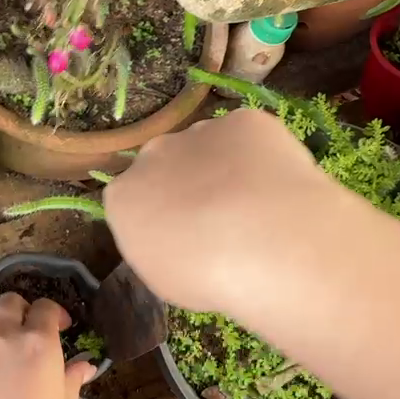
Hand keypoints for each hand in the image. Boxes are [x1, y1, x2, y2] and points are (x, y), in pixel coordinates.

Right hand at [104, 107, 361, 316]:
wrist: (267, 243)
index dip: (159, 218)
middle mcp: (151, 155)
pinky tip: (276, 185)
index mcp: (122, 196)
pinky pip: (248, 137)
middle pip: (165, 166)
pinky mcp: (243, 121)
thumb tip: (174, 234)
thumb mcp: (163, 277)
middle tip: (219, 221)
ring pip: (207, 148)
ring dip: (223, 168)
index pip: (132, 201)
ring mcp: (197, 132)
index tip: (183, 238)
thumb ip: (157, 244)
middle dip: (186, 186)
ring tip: (256, 206)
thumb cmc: (206, 276)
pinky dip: (260, 156)